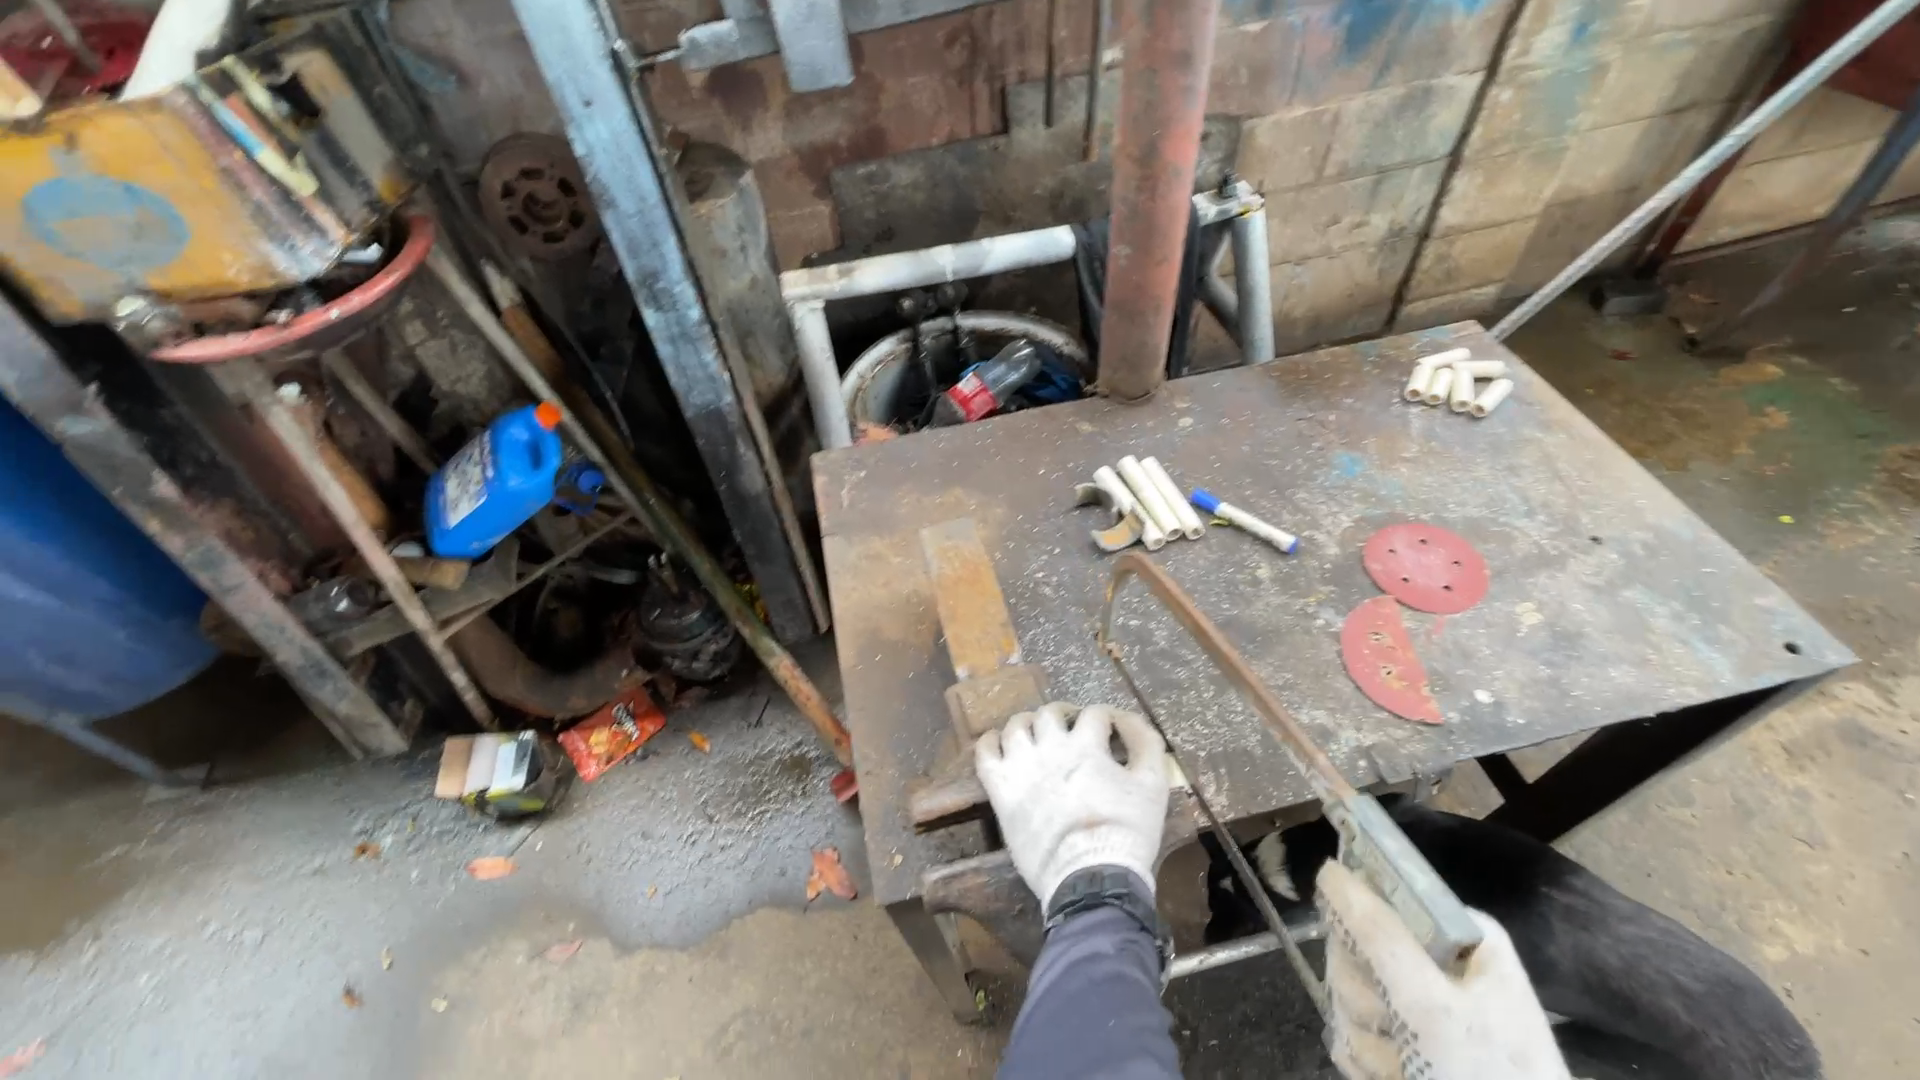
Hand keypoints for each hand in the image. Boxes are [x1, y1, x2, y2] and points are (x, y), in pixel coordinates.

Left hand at [974, 702, 1169, 906]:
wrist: (1090, 877)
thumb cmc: (1126, 832)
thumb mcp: (1153, 785)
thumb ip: (1146, 745)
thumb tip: (1129, 720)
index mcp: (1086, 744)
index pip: (1094, 713)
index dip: (1105, 718)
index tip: (1110, 730)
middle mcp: (1049, 747)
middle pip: (1050, 713)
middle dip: (1064, 715)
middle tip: (1071, 730)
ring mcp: (1021, 767)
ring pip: (1016, 727)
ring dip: (1028, 724)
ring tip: (1036, 736)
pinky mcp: (1001, 791)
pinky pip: (985, 754)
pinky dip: (990, 742)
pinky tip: (998, 744)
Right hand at [1316, 861, 1571, 1079]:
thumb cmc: (1485, 1075)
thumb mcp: (1430, 1003)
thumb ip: (1378, 935)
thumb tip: (1329, 869)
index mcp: (1458, 934)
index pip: (1383, 894)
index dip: (1360, 922)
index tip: (1363, 957)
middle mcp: (1437, 959)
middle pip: (1354, 944)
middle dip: (1363, 994)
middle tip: (1391, 1024)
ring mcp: (1417, 1001)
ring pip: (1346, 990)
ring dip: (1366, 1035)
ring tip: (1404, 1067)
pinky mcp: (1401, 1038)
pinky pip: (1351, 1027)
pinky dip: (1367, 1058)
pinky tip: (1394, 1076)